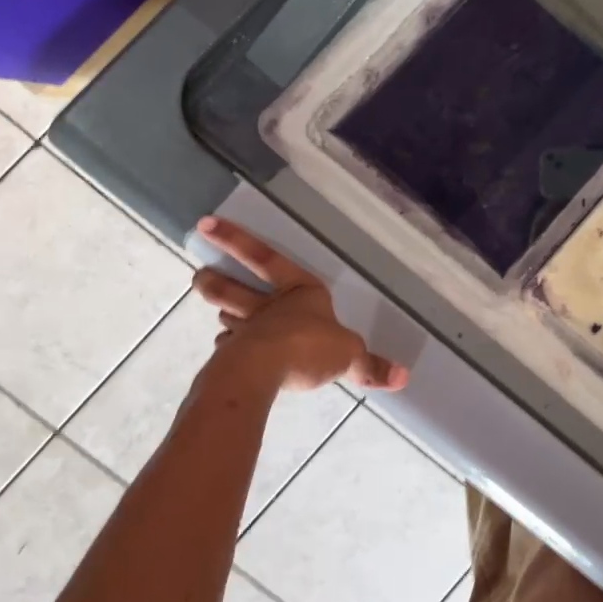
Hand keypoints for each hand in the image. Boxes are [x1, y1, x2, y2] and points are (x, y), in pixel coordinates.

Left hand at [190, 217, 408, 392]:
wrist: (263, 372)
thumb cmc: (309, 347)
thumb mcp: (351, 356)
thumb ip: (371, 366)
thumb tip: (403, 377)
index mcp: (300, 293)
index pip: (268, 258)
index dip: (238, 239)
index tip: (206, 224)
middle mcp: (269, 307)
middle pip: (237, 290)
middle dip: (218, 281)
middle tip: (199, 274)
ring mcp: (248, 332)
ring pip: (230, 318)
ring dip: (222, 312)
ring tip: (216, 311)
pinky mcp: (235, 359)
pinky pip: (231, 351)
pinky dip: (230, 351)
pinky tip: (229, 355)